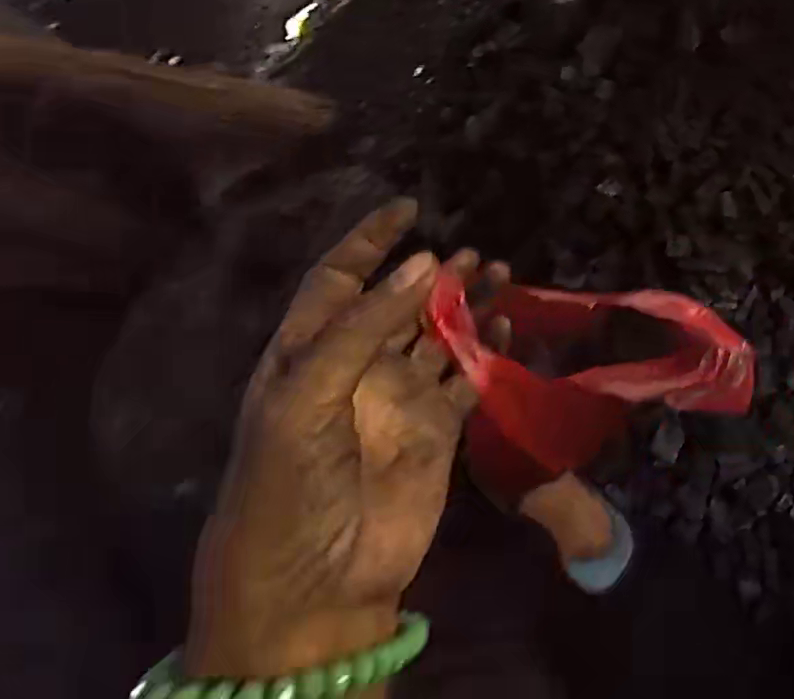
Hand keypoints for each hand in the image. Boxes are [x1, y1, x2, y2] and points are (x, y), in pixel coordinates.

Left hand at [186, 199, 483, 679]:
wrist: (312, 585)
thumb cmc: (288, 481)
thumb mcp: (306, 395)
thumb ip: (366, 325)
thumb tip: (426, 262)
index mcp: (312, 349)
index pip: (340, 277)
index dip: (369, 240)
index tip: (407, 208)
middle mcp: (358, 364)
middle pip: (401, 301)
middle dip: (434, 272)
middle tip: (471, 252)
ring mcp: (400, 396)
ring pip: (439, 333)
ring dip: (467, 302)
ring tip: (497, 272)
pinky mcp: (437, 428)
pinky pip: (467, 377)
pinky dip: (487, 349)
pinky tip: (505, 326)